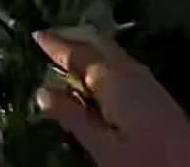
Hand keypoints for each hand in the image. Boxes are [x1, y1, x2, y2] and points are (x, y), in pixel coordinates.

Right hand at [34, 29, 189, 166]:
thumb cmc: (148, 164)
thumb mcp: (105, 150)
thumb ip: (74, 118)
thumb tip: (42, 92)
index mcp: (110, 77)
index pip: (75, 53)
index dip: (54, 44)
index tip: (36, 34)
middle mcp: (126, 67)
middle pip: (94, 39)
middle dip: (70, 34)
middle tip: (49, 37)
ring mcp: (143, 76)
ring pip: (107, 47)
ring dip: (86, 43)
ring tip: (69, 51)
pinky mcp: (153, 88)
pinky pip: (118, 57)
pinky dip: (100, 54)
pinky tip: (96, 71)